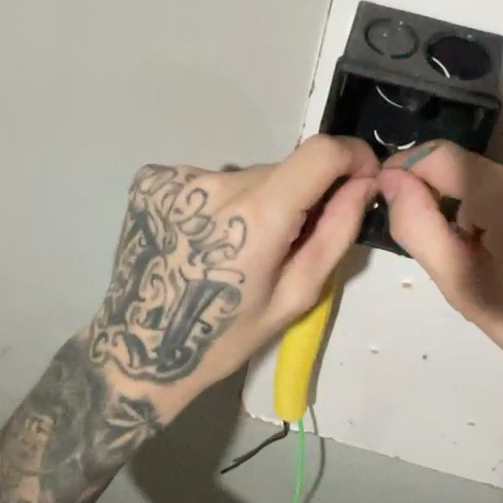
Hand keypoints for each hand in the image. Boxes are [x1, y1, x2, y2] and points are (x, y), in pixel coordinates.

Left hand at [88, 135, 377, 413]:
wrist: (139, 350)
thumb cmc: (225, 336)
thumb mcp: (295, 296)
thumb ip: (335, 233)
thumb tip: (363, 183)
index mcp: (256, 216)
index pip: (320, 152)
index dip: (351, 156)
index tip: (360, 176)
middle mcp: (216, 183)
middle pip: (282, 169)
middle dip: (298, 196)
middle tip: (284, 245)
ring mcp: (178, 178)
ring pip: (245, 175)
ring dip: (255, 200)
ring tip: (234, 250)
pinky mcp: (152, 180)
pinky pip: (209, 180)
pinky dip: (219, 202)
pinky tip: (204, 240)